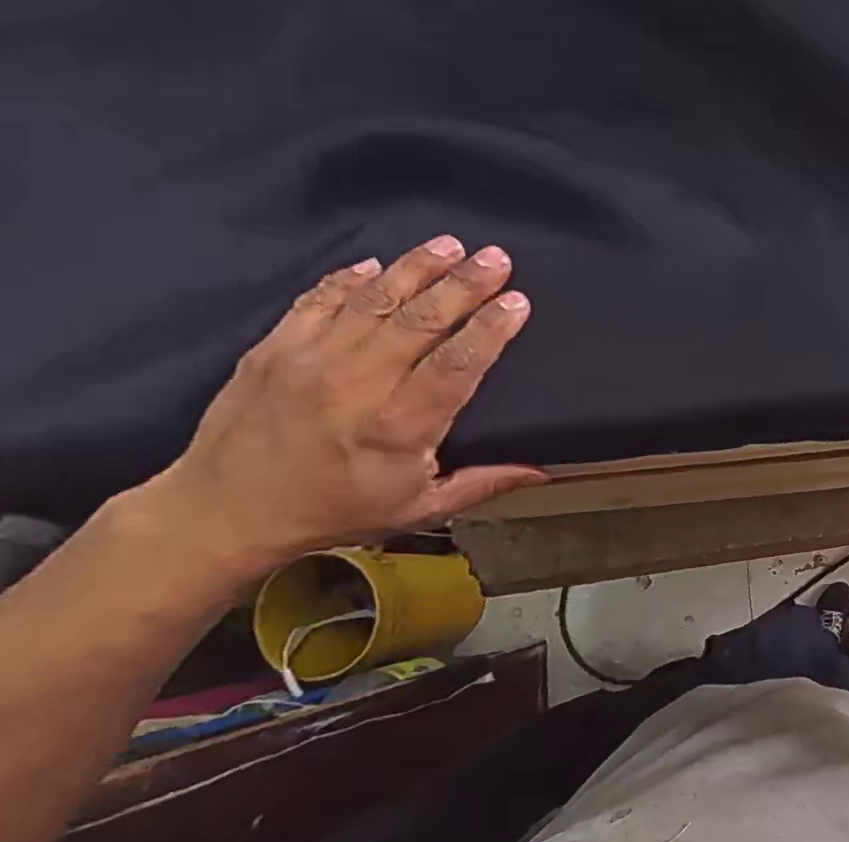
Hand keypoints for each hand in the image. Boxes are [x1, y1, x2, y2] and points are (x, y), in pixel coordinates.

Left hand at [128, 235, 546, 575]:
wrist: (227, 508)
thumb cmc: (339, 511)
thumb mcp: (423, 508)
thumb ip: (485, 483)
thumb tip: (543, 472)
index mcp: (399, 425)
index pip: (455, 365)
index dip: (489, 330)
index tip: (517, 302)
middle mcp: (356, 383)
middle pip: (419, 321)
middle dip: (463, 285)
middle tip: (496, 258)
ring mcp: (309, 358)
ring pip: (372, 300)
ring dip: (415, 268)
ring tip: (450, 244)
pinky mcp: (274, 348)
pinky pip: (317, 301)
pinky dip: (349, 279)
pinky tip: (377, 262)